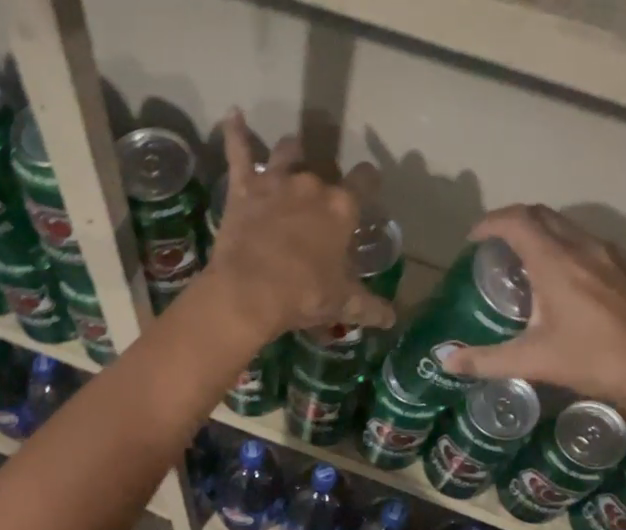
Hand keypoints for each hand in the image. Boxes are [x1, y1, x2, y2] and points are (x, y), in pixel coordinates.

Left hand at [202, 110, 395, 339]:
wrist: (249, 293)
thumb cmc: (303, 295)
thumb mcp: (343, 304)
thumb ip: (370, 307)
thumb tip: (392, 319)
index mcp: (342, 208)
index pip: (365, 181)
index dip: (369, 183)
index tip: (369, 186)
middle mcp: (312, 185)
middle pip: (325, 172)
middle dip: (325, 182)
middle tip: (319, 201)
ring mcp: (275, 182)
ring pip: (288, 152)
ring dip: (291, 153)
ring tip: (291, 156)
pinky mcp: (243, 188)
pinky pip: (239, 150)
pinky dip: (236, 131)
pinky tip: (234, 113)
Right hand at [442, 205, 625, 410]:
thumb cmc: (592, 361)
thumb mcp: (532, 362)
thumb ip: (485, 360)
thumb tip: (446, 361)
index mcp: (557, 262)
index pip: (517, 221)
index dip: (491, 223)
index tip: (474, 239)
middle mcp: (585, 248)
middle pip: (544, 216)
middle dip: (514, 223)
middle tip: (496, 248)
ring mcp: (614, 256)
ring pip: (570, 229)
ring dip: (543, 235)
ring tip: (527, 265)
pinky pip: (591, 245)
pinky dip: (567, 250)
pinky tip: (565, 284)